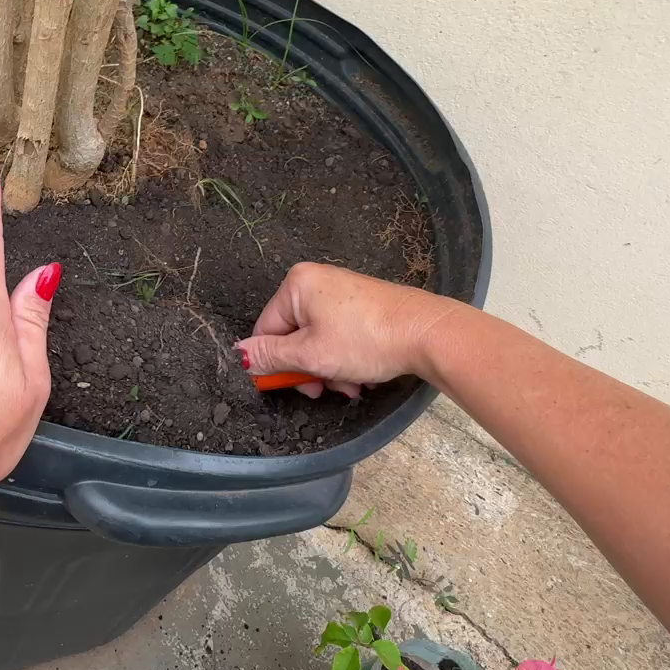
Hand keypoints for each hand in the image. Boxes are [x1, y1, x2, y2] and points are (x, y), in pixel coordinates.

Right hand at [237, 262, 463, 398]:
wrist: (429, 334)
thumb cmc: (367, 339)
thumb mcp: (311, 355)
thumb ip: (271, 356)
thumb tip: (240, 355)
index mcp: (297, 284)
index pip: (267, 327)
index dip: (275, 361)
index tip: (291, 386)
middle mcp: (317, 281)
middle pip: (293, 334)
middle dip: (307, 367)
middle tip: (321, 389)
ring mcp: (342, 292)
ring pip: (318, 339)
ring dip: (328, 368)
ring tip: (350, 384)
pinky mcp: (363, 304)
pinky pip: (339, 334)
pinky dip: (345, 357)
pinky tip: (361, 374)